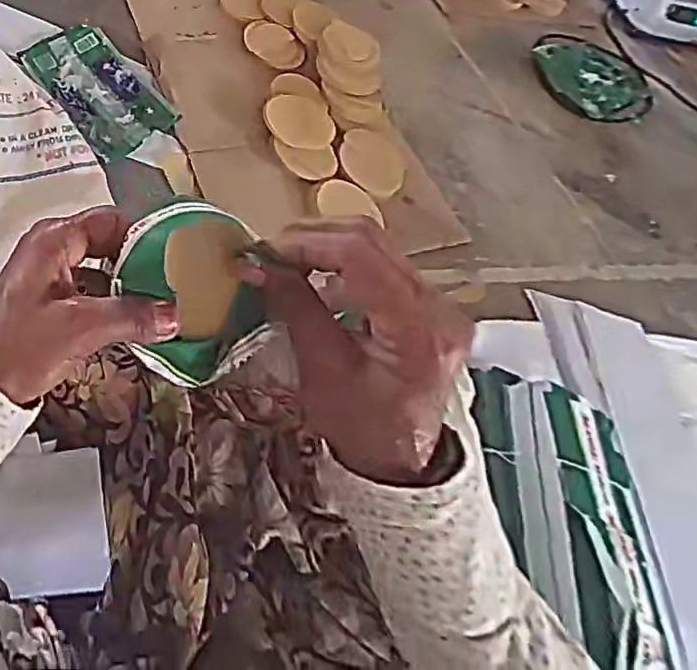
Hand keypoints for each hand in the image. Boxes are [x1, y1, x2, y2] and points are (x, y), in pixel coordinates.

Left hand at [0, 208, 180, 404]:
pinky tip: (137, 319)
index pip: (111, 221)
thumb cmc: (18, 345)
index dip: (144, 235)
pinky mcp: (52, 299)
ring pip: (102, 268)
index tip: (174, 256)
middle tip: (174, 282)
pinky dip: (114, 300)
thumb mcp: (79, 327)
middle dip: (140, 262)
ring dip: (129, 284)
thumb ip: (130, 316)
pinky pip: (92, 288)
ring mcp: (51, 273)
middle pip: (109, 243)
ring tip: (163, 302)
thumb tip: (175, 314)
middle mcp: (53, 248)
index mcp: (54, 240)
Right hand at [239, 218, 471, 483]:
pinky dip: (338, 260)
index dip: (307, 244)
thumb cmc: (363, 428)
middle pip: (368, 239)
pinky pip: (377, 260)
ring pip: (372, 243)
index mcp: (417, 330)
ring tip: (285, 264)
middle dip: (310, 238)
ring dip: (322, 245)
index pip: (362, 256)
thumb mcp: (322, 371)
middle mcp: (437, 305)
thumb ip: (295, 307)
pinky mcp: (424, 299)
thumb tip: (259, 263)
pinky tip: (312, 277)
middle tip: (269, 255)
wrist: (403, 458)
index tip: (266, 252)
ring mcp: (436, 300)